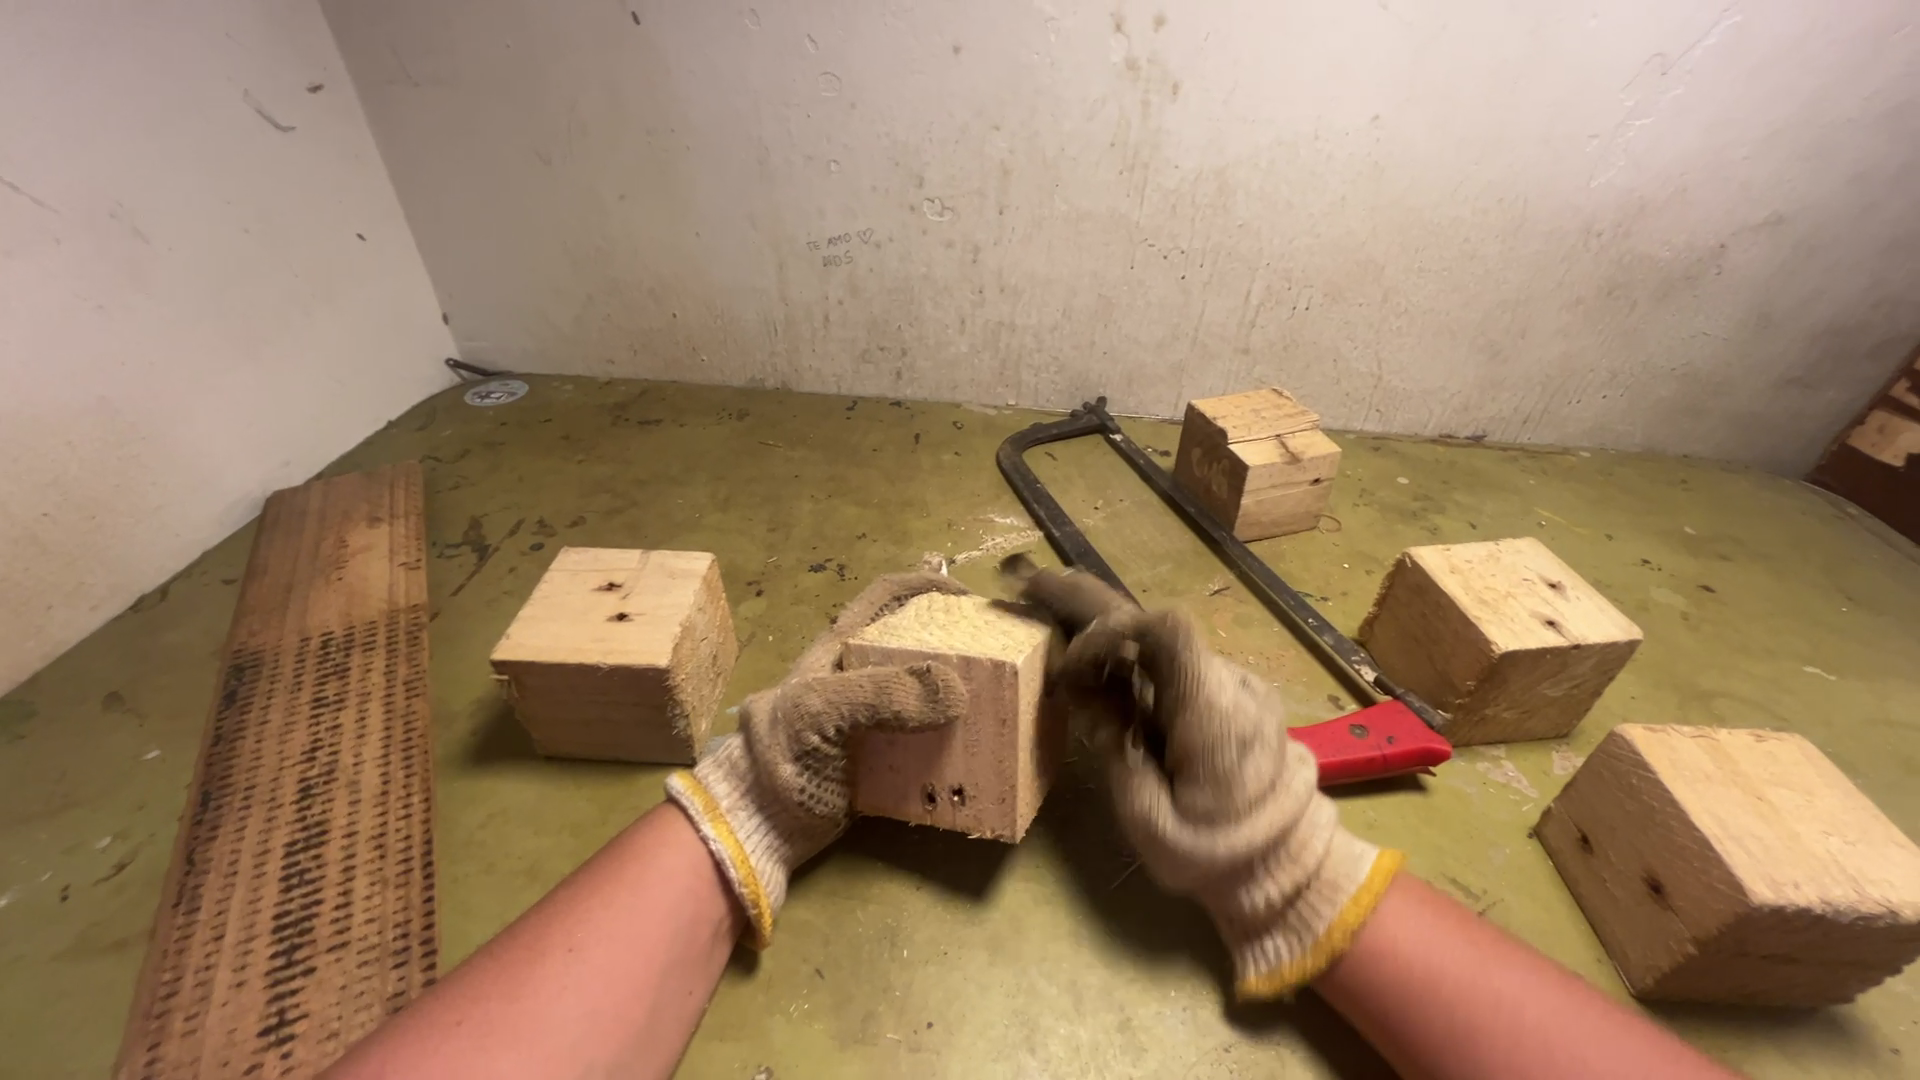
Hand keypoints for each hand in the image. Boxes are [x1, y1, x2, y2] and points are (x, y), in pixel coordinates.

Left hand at [666, 572, 969, 946]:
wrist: (756, 825)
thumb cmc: (778, 755)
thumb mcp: (820, 712)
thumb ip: (879, 694)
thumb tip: (954, 688)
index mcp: (840, 649)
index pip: (885, 596)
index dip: (926, 585)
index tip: (970, 598)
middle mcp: (858, 676)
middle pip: (913, 642)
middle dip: (953, 640)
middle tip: (996, 653)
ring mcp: (869, 718)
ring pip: (922, 690)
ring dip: (956, 690)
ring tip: (997, 698)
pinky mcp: (880, 757)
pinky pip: (924, 737)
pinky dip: (951, 738)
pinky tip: (976, 749)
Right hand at [1017, 567, 1403, 998]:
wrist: (1282, 859)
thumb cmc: (1212, 854)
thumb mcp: (1150, 820)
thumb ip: (1117, 749)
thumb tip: (1083, 689)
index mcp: (1213, 715)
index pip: (1165, 630)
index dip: (1108, 630)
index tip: (1071, 667)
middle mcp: (1227, 682)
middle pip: (1152, 619)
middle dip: (1088, 603)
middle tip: (1028, 581)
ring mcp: (1231, 680)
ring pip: (1156, 636)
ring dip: (1099, 624)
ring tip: (1044, 603)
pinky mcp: (1222, 687)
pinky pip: (1165, 655)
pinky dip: (1120, 646)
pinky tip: (1085, 648)